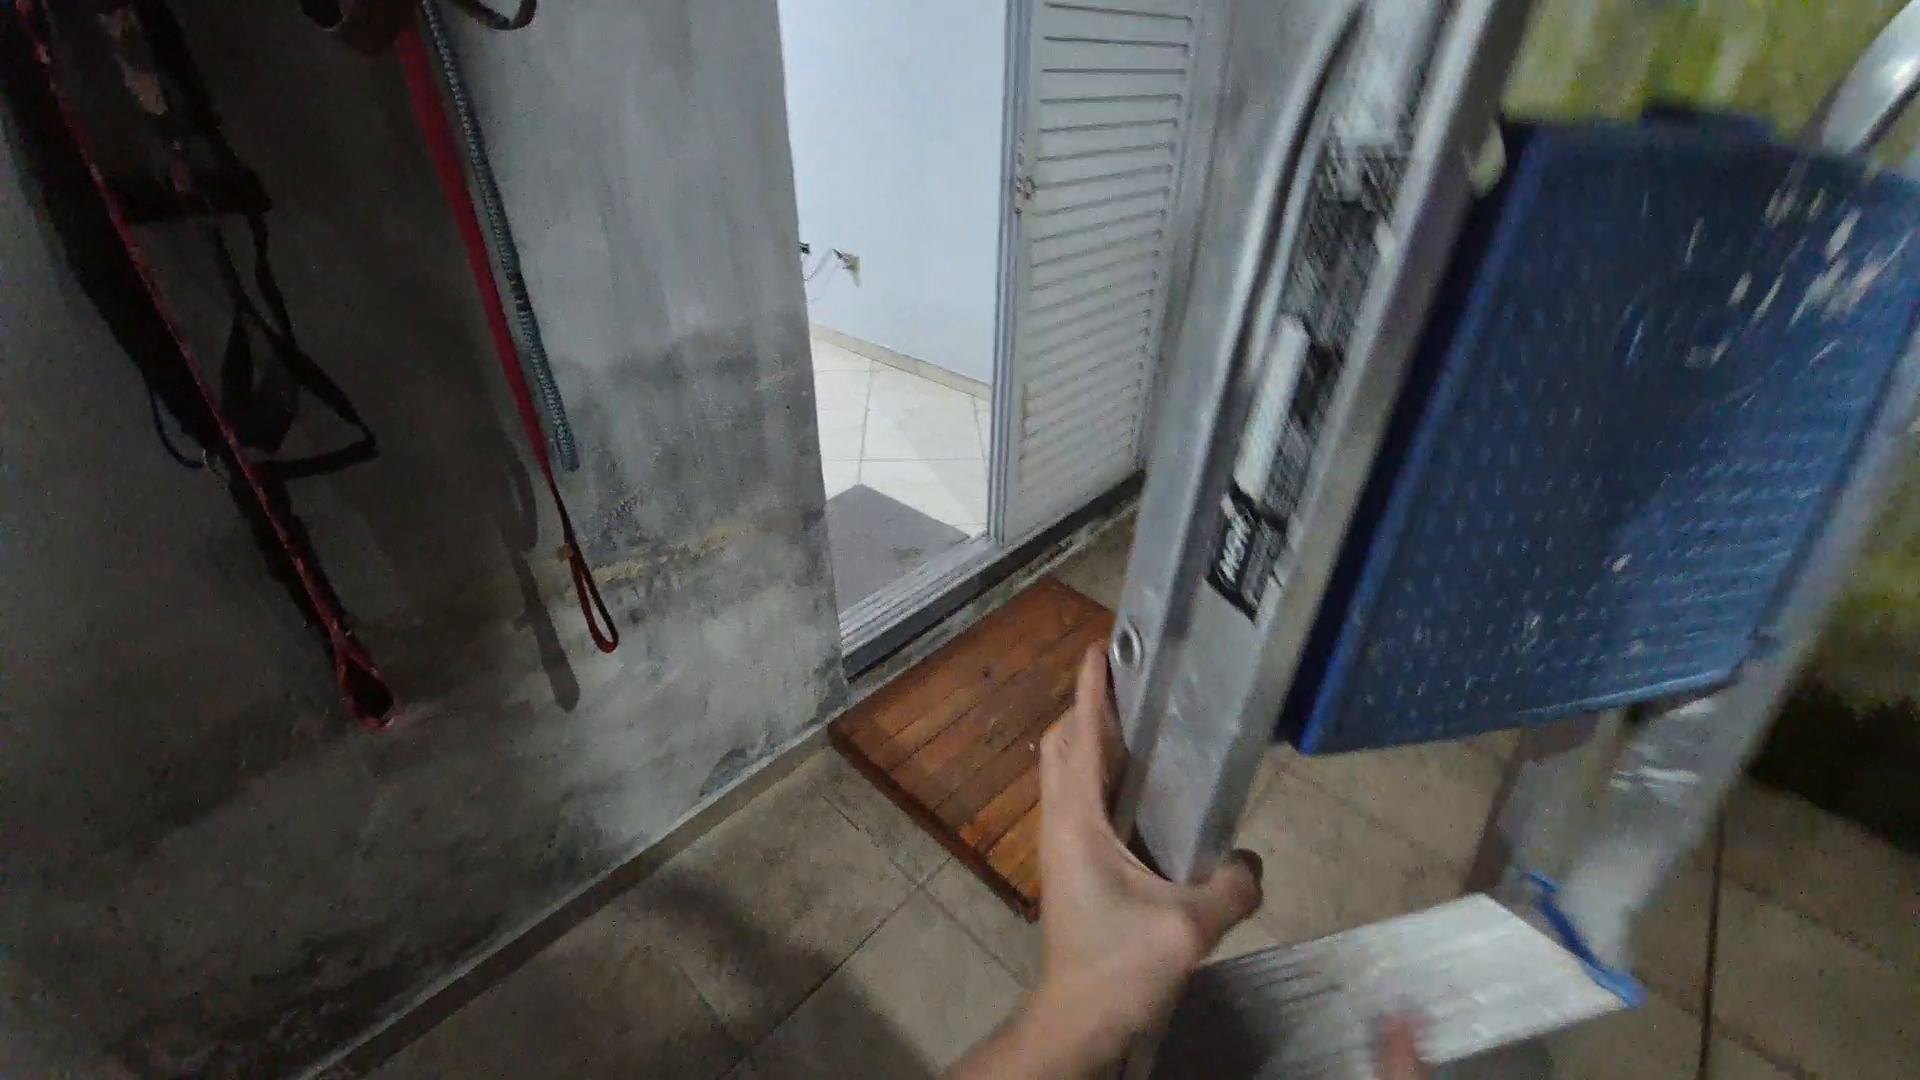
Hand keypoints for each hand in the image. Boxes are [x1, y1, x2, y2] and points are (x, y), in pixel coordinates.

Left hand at [947, 645, 1263, 1077]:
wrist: (1079, 1016)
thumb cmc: (1118, 965)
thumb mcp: (1187, 928)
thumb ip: (1230, 887)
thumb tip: (1252, 860)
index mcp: (1076, 819)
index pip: (1079, 736)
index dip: (1088, 689)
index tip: (1099, 648)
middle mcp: (1060, 818)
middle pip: (1063, 743)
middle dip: (1087, 704)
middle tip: (1128, 681)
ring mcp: (1061, 838)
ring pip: (1066, 768)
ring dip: (1090, 735)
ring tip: (1135, 719)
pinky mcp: (1070, 857)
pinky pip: (1079, 795)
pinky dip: (1099, 770)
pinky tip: (1138, 783)